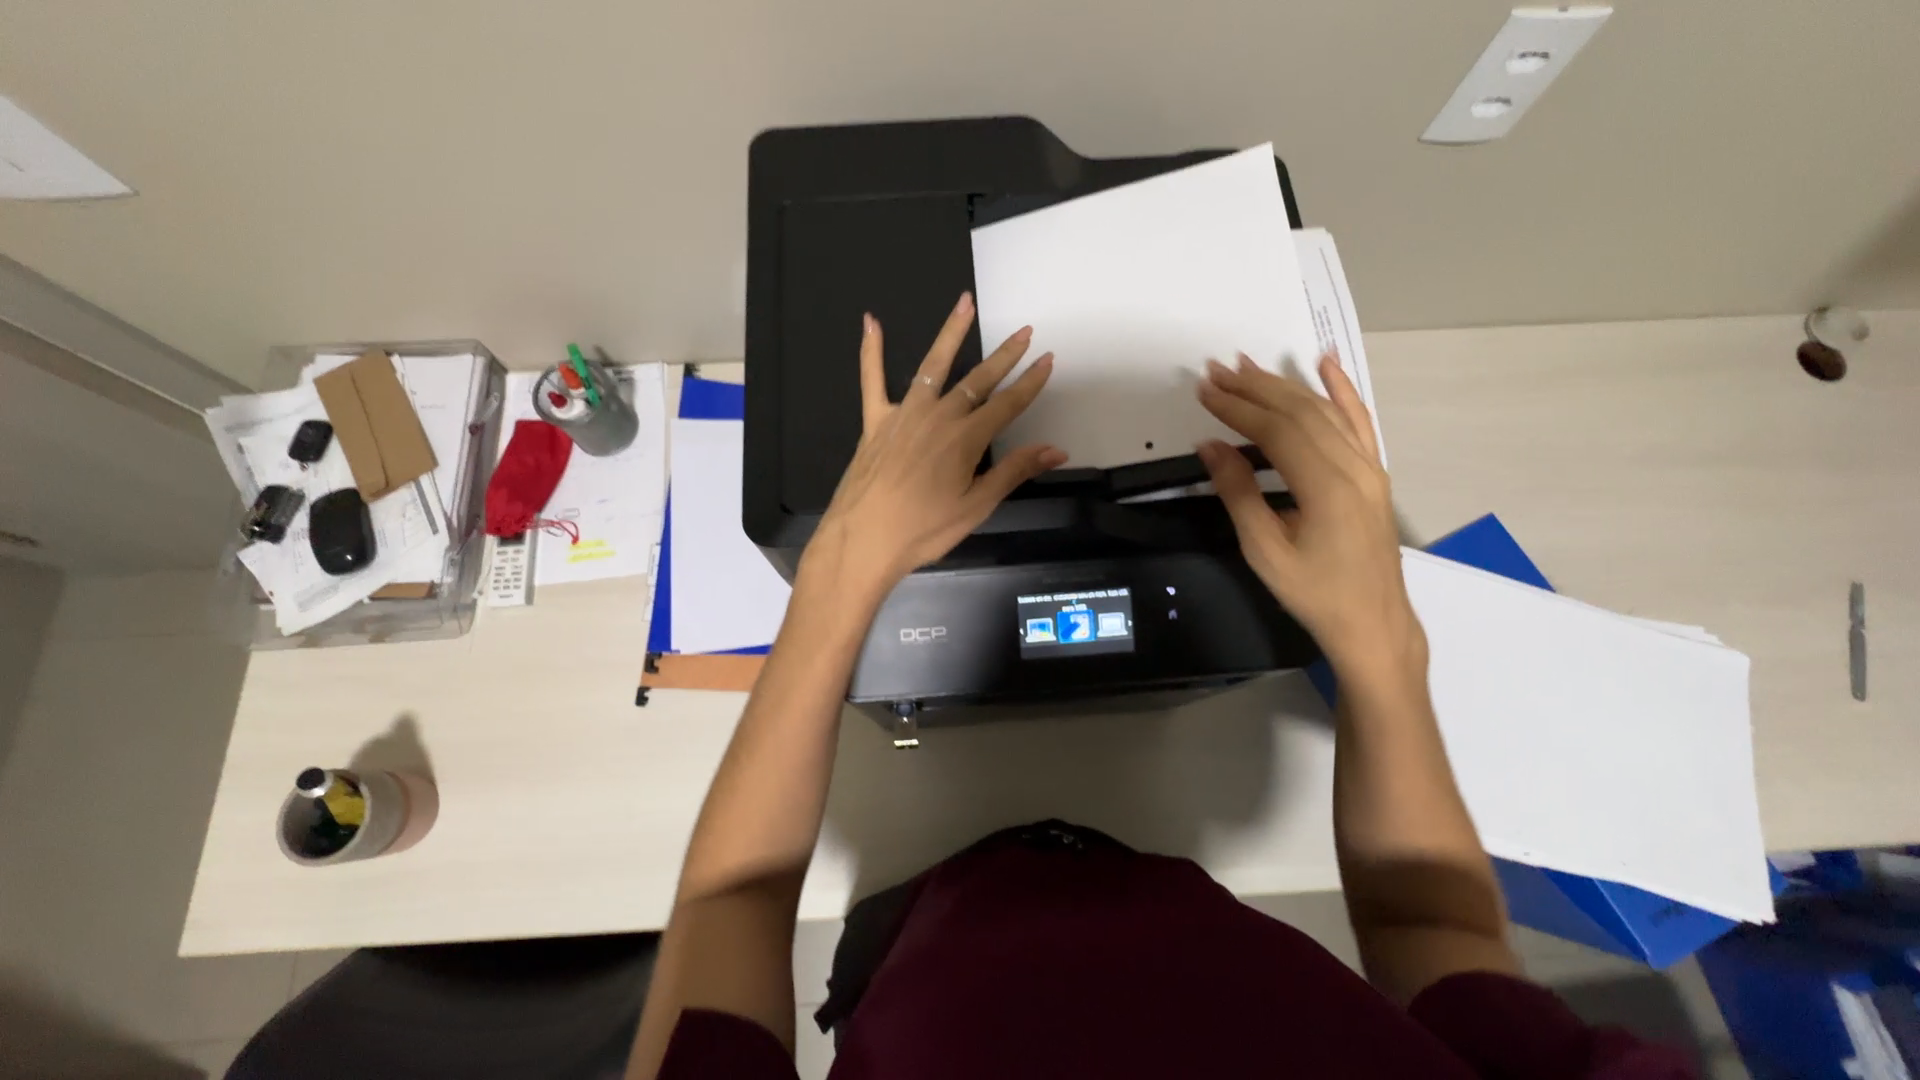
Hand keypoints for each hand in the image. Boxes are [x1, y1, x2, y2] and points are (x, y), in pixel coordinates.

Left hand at [802, 292, 1065, 597]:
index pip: (1007, 405)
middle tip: (1024, 331)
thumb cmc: (923, 530)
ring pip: (932, 365)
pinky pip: (872, 380)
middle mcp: (938, 417)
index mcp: (966, 439)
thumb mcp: (976, 506)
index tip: (1047, 359)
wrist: (863, 540)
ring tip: (965, 302)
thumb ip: (1014, 472)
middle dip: (1004, 355)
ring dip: (951, 332)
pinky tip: (870, 321)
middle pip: (977, 379)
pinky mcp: (875, 421)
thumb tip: (1056, 450)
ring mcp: (904, 415)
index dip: (1030, 382)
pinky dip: (870, 350)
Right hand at [1195, 353, 1421, 676]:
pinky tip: (1326, 364)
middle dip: (1256, 387)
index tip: (1205, 390)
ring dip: (1285, 384)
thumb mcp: (1265, 551)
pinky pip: (1358, 421)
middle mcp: (1353, 467)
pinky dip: (1342, 390)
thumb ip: (1239, 494)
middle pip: (1301, 412)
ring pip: (1326, 411)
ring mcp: (1369, 468)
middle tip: (1217, 370)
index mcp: (1326, 487)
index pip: (1277, 431)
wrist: (1372, 622)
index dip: (1238, 407)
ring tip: (1249, 366)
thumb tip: (1210, 447)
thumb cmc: (1315, 593)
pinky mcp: (1374, 473)